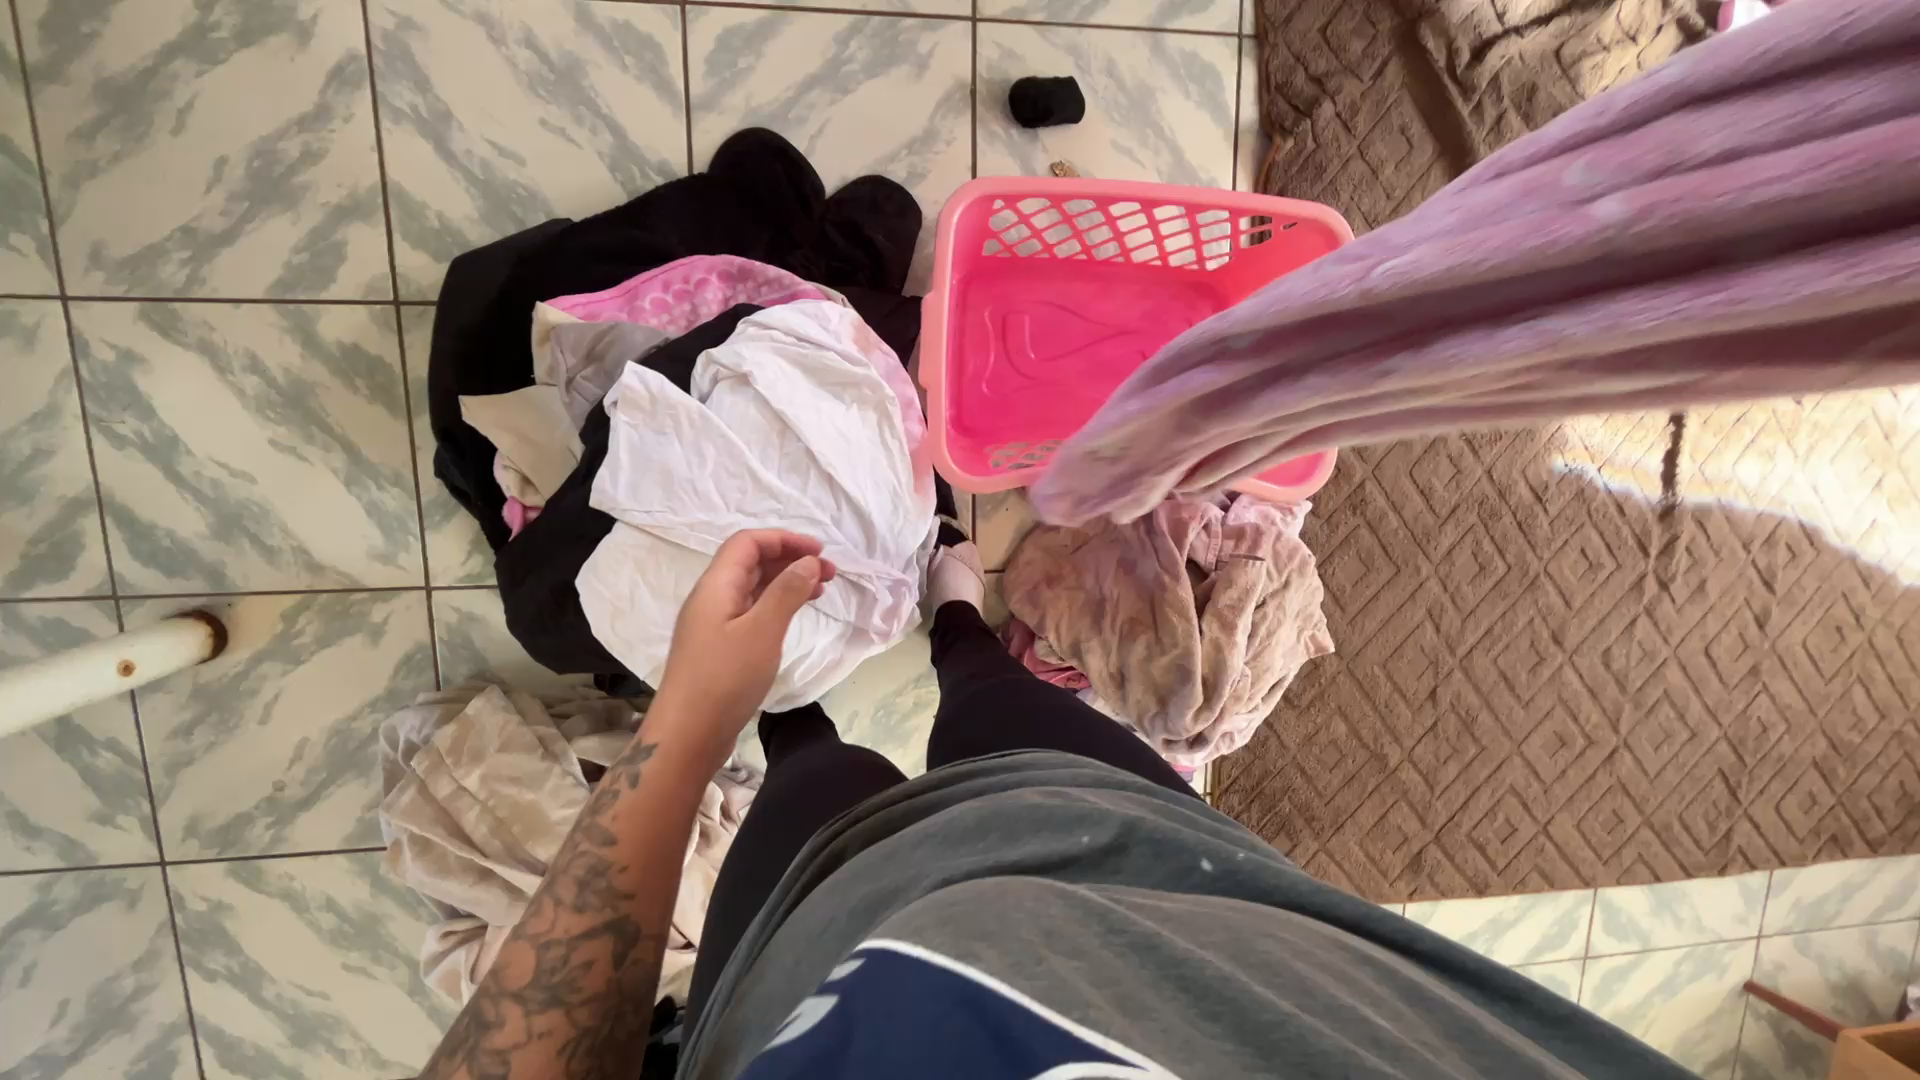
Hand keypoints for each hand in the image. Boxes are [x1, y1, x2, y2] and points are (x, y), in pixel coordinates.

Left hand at [651, 530, 837, 747]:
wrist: (688, 735)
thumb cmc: (724, 679)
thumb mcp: (762, 631)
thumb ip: (787, 592)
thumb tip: (809, 562)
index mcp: (716, 586)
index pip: (748, 543)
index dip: (784, 539)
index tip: (819, 552)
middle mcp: (712, 599)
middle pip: (751, 563)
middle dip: (790, 559)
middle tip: (829, 573)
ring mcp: (714, 624)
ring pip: (753, 588)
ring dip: (786, 582)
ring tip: (821, 590)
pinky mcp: (720, 647)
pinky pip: (752, 611)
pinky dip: (777, 605)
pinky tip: (795, 615)